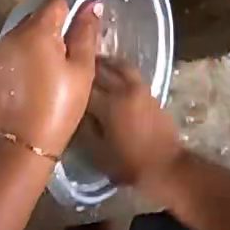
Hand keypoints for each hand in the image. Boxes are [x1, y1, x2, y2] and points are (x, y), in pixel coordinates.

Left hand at [0, 0, 100, 155]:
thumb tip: (91, 3)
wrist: (23, 144)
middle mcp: (12, 34)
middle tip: (64, 59)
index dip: (69, 15)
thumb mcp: (81, 70)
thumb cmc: (60, 106)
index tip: (76, 37)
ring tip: (47, 73)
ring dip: (34, 43)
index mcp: (37, 30)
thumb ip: (86, 32)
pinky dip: (20, 58)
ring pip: (22, 34)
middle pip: (37, 16)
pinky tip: (29, 82)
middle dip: (51, 30)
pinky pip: (9, 51)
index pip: (55, 2)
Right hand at [78, 58, 182, 190]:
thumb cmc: (130, 164)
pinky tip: (113, 72)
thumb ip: (84, 129)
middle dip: (85, 69)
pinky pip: (130, 71)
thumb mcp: (98, 154)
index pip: (84, 86)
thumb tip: (75, 112)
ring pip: (117, 65)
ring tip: (93, 64)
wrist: (167, 166)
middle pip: (100, 70)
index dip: (71, 85)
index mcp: (108, 105)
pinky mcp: (149, 91)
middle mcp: (123, 90)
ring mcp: (138, 88)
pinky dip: (118, 67)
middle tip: (73, 69)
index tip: (62, 85)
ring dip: (104, 62)